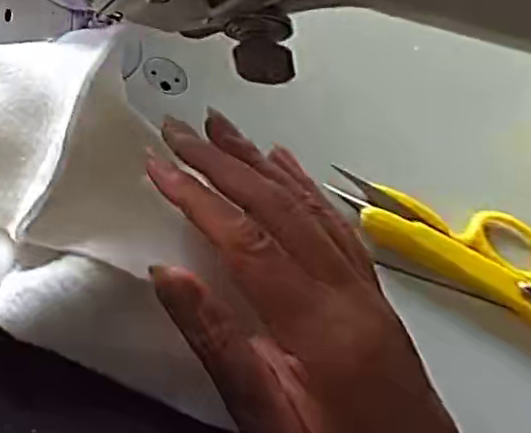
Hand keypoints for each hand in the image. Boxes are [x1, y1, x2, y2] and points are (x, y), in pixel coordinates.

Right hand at [146, 112, 457, 432]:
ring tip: (220, 127)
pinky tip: (282, 162)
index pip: (247, 238)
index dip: (195, 194)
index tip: (155, 164)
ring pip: (306, 207)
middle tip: (178, 130)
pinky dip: (302, 184)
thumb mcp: (262, 415)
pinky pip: (335, 226)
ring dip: (256, 160)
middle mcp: (350, 298)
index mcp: (321, 328)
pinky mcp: (374, 297)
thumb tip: (165, 272)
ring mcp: (367, 293)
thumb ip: (215, 341)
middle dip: (220, 161)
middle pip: (278, 208)